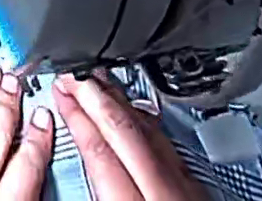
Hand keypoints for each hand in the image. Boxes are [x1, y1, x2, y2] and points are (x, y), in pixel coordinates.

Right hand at [53, 72, 203, 199]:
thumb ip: (99, 191)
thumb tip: (78, 160)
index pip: (98, 151)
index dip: (75, 116)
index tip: (60, 92)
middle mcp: (165, 194)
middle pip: (124, 131)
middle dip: (93, 95)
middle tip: (70, 73)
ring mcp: (189, 191)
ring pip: (149, 131)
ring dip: (117, 101)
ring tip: (96, 79)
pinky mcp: (202, 191)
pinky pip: (169, 144)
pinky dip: (145, 121)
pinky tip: (135, 111)